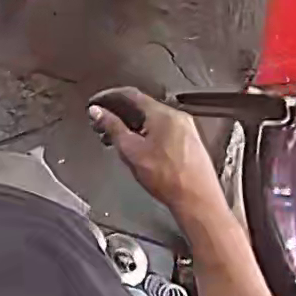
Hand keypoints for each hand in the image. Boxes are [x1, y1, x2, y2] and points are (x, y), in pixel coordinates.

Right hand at [87, 87, 226, 219]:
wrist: (197, 201)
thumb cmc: (170, 179)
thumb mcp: (130, 150)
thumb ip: (112, 127)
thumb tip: (98, 112)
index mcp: (163, 114)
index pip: (131, 94)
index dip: (110, 96)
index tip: (98, 102)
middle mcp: (177, 117)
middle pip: (141, 106)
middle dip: (119, 113)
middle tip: (102, 123)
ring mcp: (186, 129)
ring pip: (152, 119)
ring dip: (132, 125)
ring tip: (116, 139)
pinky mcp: (190, 142)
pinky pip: (163, 129)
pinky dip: (146, 133)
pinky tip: (136, 147)